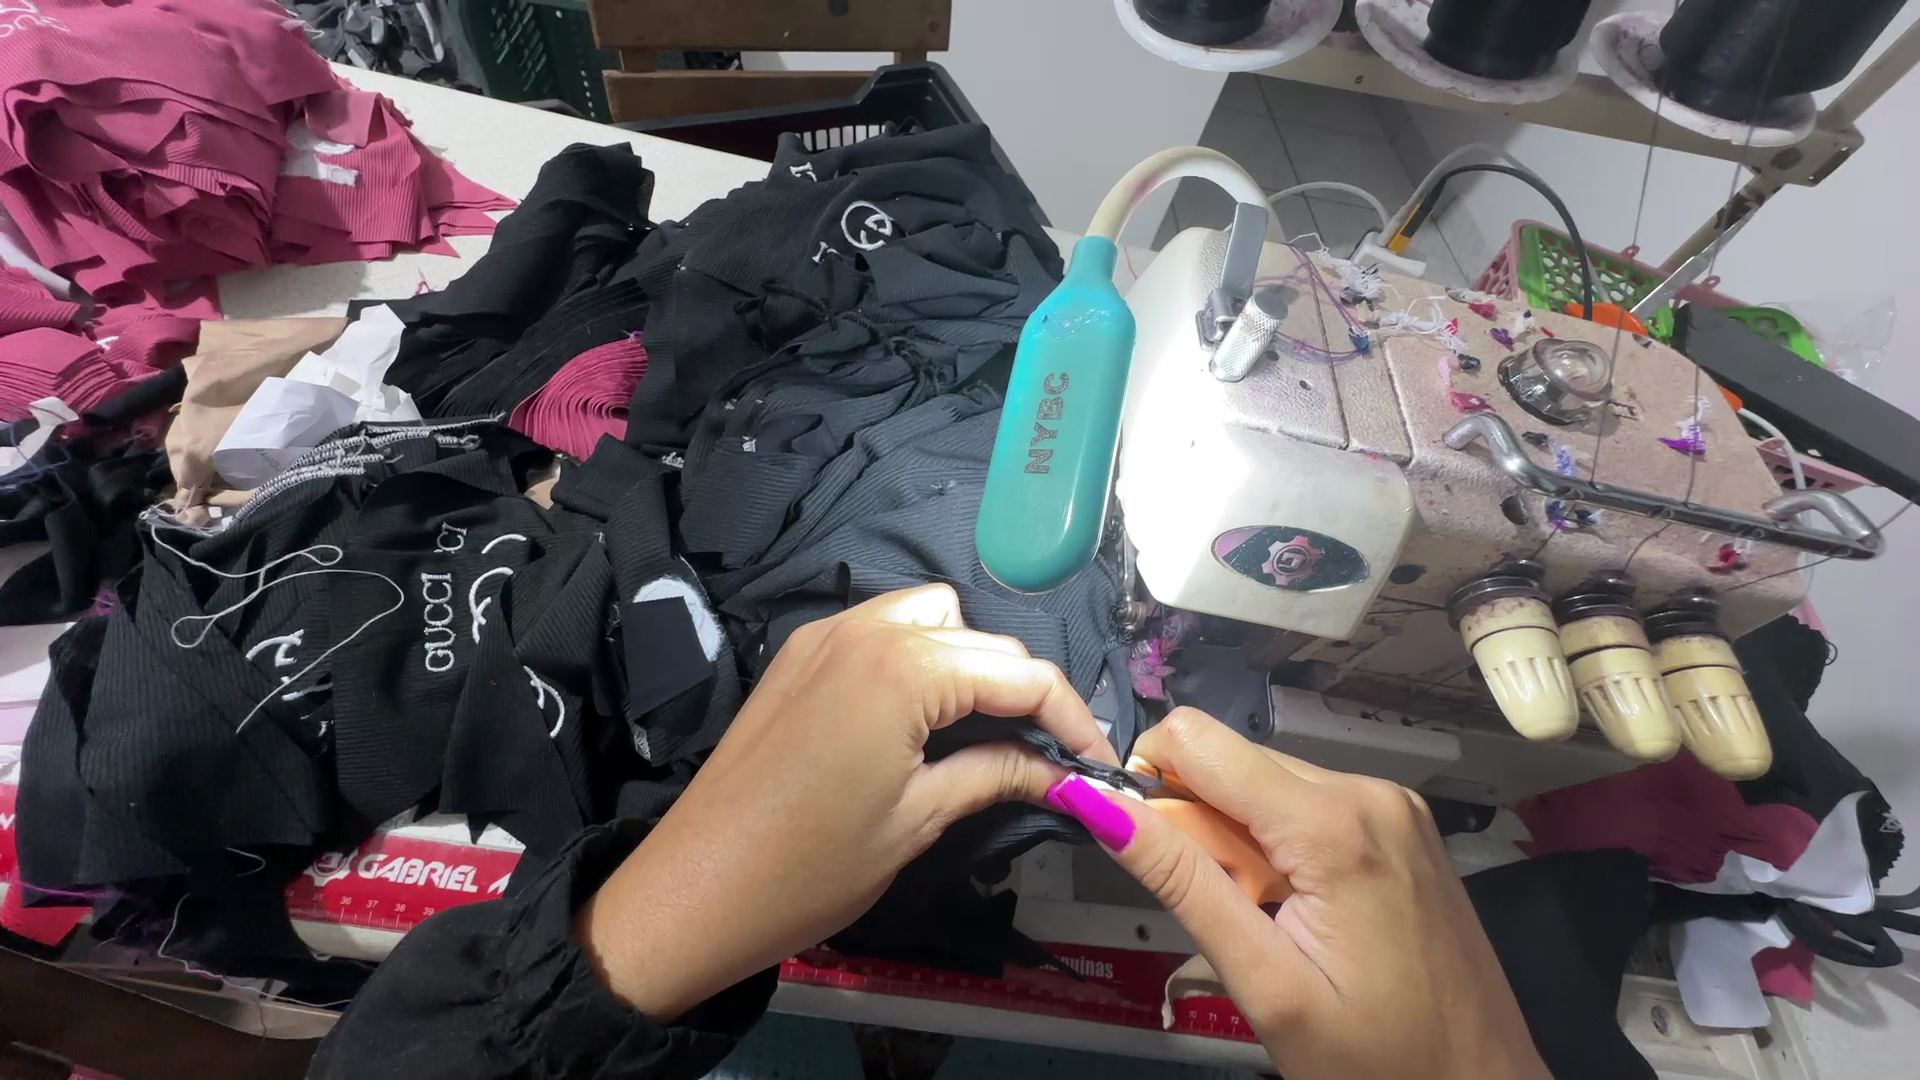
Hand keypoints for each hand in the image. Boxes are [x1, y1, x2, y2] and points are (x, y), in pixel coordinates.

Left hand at [576, 585, 1114, 1019]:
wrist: (692, 891)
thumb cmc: (811, 866)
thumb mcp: (919, 820)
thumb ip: (998, 774)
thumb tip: (1063, 770)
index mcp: (905, 667)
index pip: (1020, 674)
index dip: (1070, 716)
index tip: (1094, 759)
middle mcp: (868, 627)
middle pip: (981, 639)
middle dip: (1021, 689)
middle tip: (1040, 750)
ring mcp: (827, 633)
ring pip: (932, 615)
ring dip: (968, 657)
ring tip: (976, 721)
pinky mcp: (801, 651)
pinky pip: (881, 626)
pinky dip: (917, 652)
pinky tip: (917, 707)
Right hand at [1047, 709, 1546, 1079]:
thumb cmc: (1378, 1065)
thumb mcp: (1264, 982)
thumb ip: (1177, 880)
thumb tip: (1096, 801)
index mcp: (1330, 821)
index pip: (1194, 737)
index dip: (1151, 777)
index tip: (1156, 845)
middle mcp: (1363, 786)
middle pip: (1228, 756)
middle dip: (1199, 817)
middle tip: (1228, 902)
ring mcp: (1388, 799)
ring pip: (1260, 774)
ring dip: (1237, 829)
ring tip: (1269, 909)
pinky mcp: (1398, 816)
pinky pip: (1300, 794)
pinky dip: (1275, 834)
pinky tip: (1301, 899)